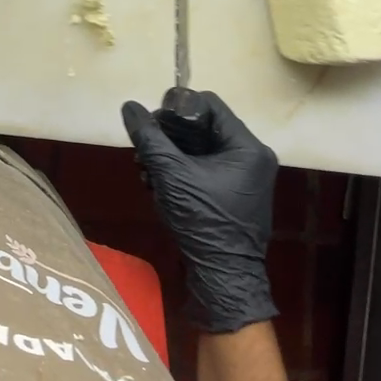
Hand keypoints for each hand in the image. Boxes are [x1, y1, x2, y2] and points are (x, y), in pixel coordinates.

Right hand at [121, 90, 278, 333]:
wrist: (222, 276)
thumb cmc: (202, 219)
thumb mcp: (170, 173)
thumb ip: (149, 137)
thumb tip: (129, 106)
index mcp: (247, 147)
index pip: (209, 104)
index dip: (177, 107)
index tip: (153, 121)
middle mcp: (251, 158)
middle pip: (201, 127)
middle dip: (168, 137)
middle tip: (144, 150)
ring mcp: (244, 178)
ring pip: (199, 149)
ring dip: (169, 156)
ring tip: (145, 171)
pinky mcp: (233, 195)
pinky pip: (203, 168)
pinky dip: (179, 172)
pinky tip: (157, 186)